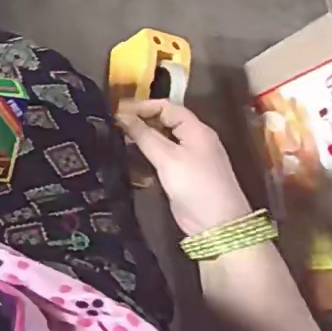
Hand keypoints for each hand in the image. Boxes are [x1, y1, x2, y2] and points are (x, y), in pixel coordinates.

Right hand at [116, 100, 253, 235]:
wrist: (217, 224)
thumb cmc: (195, 185)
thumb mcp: (167, 158)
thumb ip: (144, 135)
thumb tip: (122, 116)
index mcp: (196, 129)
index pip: (167, 107)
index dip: (143, 106)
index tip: (117, 111)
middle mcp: (194, 139)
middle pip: (165, 120)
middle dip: (141, 119)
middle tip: (114, 123)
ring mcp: (189, 157)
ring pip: (163, 137)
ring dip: (143, 135)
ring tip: (118, 136)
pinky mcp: (182, 173)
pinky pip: (163, 154)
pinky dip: (147, 151)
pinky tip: (130, 154)